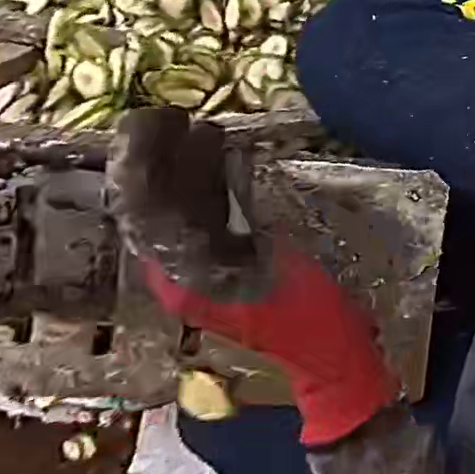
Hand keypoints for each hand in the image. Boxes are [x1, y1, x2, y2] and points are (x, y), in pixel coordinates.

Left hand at [107, 107, 398, 445]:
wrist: (330, 359)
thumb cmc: (317, 310)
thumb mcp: (291, 251)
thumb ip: (259, 206)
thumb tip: (239, 161)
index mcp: (186, 274)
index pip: (144, 205)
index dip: (146, 155)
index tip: (170, 116)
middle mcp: (174, 276)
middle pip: (147, 205)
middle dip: (156, 155)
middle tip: (180, 114)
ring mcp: (190, 276)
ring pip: (166, 210)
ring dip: (179, 167)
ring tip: (202, 130)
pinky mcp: (212, 272)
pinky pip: (192, 219)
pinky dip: (201, 186)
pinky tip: (221, 163)